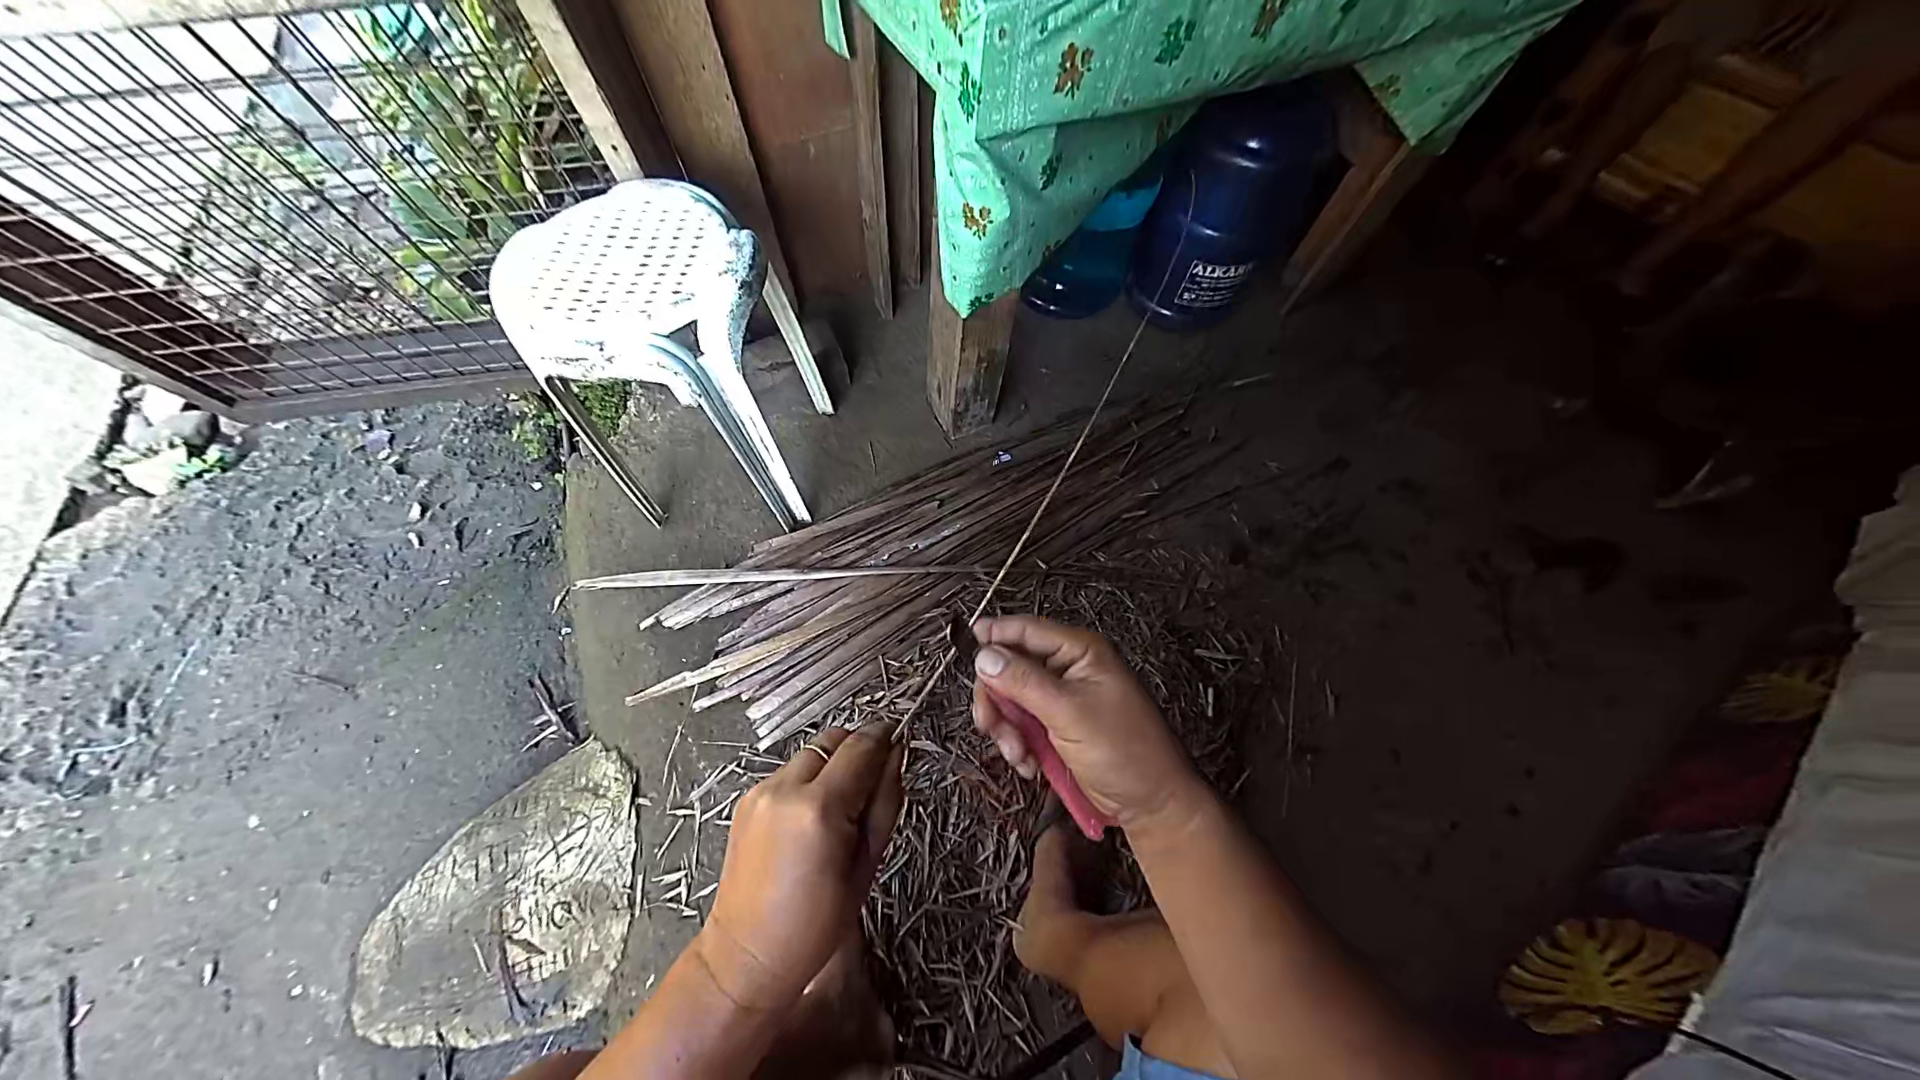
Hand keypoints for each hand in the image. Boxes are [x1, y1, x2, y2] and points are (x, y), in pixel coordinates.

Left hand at [698, 725, 903, 1011]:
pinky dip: (810, 781)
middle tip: (874, 781)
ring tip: (843, 807)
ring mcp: (761, 793)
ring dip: (834, 765)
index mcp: (820, 809)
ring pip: (812, 751)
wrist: (746, 957)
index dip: (886, 738)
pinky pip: (790, 771)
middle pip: (835, 738)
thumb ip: (885, 801)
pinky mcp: (748, 800)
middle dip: (859, 749)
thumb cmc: (813, 926)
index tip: (899, 741)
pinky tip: (815, 818)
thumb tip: (895, 757)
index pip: (862, 746)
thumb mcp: (868, 865)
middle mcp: (785, 791)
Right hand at [970, 615, 1203, 833]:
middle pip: (1010, 667)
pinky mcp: (1056, 725)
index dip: (994, 634)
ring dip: (1007, 729)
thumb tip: (985, 655)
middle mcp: (1068, 670)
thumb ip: (1023, 682)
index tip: (966, 641)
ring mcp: (1061, 699)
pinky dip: (1018, 744)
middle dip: (998, 699)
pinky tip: (1030, 763)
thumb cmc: (1126, 752)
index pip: (1027, 630)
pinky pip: (1021, 725)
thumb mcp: (1069, 712)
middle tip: (992, 725)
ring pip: (1010, 699)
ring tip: (1019, 753)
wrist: (1150, 803)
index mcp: (1080, 652)